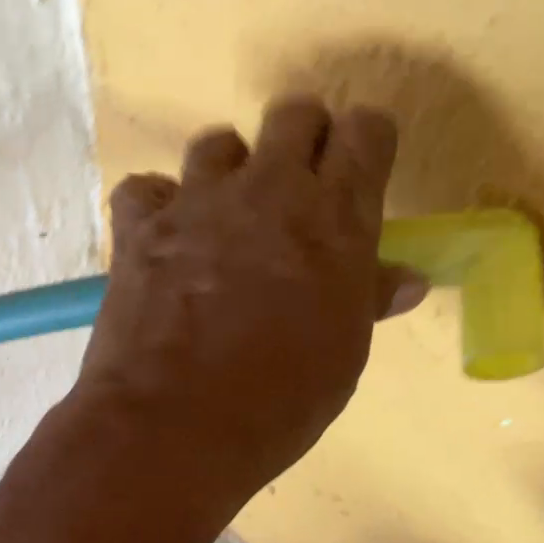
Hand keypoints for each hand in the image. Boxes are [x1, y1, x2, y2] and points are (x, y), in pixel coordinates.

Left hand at [76, 94, 427, 500]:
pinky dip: (153, 209)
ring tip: (219, 224)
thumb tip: (405, 279)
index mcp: (336, 219)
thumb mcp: (339, 358)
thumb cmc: (276, 406)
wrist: (174, 427)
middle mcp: (269, 191)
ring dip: (225, 173)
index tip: (354, 177)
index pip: (366, 132)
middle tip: (290, 194)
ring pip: (217, 144)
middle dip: (298, 142)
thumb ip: (363, 301)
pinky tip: (159, 243)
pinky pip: (143, 189)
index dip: (362, 148)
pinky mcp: (139, 228)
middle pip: (293, 115)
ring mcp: (198, 204)